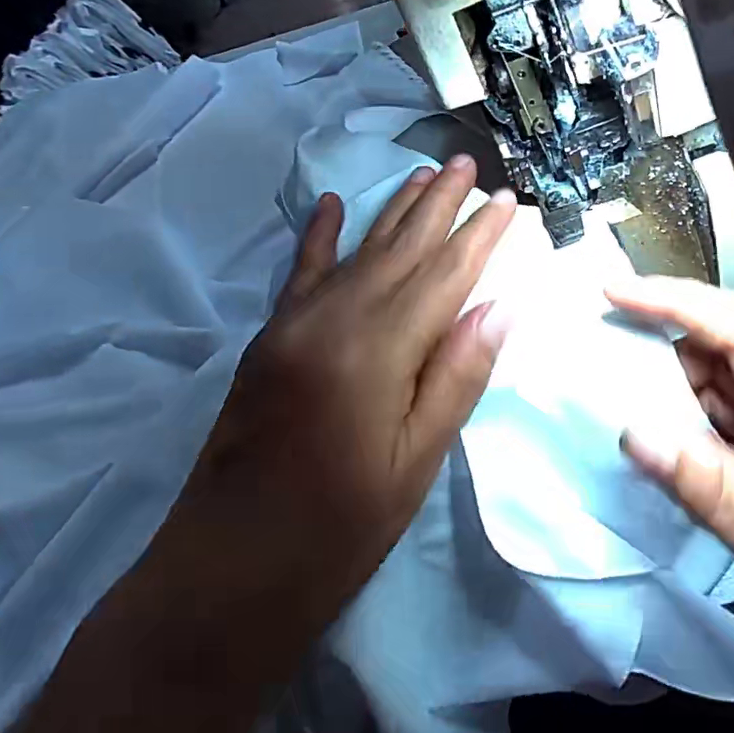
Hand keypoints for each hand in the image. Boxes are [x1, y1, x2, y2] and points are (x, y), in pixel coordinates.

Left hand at [22, 156, 516, 732]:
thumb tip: (498, 306)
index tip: (507, 200)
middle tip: (465, 162)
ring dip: (392, 211)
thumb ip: (456, 377)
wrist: (225, 570)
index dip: (479, 236)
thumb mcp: (414, 464)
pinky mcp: (268, 337)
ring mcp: (292, 324)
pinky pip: (300, 274)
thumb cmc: (337, 532)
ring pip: (355, 251)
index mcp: (376, 352)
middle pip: (398, 249)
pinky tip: (329, 202)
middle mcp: (332, 320)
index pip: (443, 276)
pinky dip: (318, 236)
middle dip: (437, 203)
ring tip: (421, 174)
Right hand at [608, 277, 733, 732]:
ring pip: (733, 378)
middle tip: (596, 341)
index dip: (672, 301)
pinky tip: (662, 424)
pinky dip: (696, 415)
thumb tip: (631, 432)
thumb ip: (717, 491)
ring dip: (674, 377)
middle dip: (664, 337)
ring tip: (612, 379)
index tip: (610, 290)